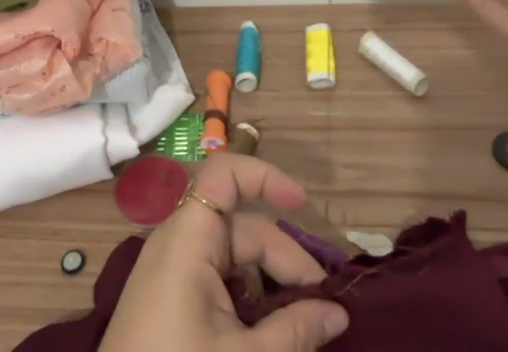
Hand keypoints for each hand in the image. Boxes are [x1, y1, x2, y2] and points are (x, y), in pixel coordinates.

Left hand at [100, 156, 350, 351]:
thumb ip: (294, 331)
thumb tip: (337, 312)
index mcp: (187, 243)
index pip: (223, 176)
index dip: (265, 177)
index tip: (304, 205)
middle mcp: (177, 245)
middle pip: (241, 226)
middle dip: (285, 258)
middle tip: (324, 307)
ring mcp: (171, 271)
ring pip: (232, 254)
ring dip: (270, 280)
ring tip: (302, 321)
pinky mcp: (169, 297)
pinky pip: (217, 276)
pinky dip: (248, 293)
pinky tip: (270, 328)